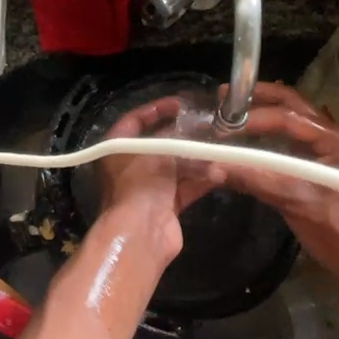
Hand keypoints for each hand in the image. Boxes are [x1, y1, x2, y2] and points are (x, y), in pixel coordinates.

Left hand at [93, 96, 214, 255]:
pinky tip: (222, 170)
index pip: (135, 120)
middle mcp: (130, 166)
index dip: (156, 109)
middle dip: (185, 136)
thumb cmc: (140, 185)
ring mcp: (148, 187)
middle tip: (210, 125)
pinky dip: (202, 178)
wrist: (140, 234)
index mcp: (117, 148)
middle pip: (160, 143)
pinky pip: (186, 186)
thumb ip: (176, 138)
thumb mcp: (157, 153)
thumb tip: (194, 129)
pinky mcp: (166, 205)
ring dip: (198, 158)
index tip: (181, 104)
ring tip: (221, 148)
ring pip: (176, 166)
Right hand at [206, 83, 338, 282]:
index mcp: (336, 139)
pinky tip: (242, 134)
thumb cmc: (336, 229)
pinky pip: (286, 136)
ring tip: (228, 111)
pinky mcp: (313, 160)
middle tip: (223, 99)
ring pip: (288, 116)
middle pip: (291, 103)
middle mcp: (332, 134)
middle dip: (256, 99)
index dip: (253, 119)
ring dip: (259, 111)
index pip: (289, 117)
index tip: (222, 127)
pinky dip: (263, 131)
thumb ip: (256, 180)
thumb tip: (213, 166)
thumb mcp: (295, 202)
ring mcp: (323, 146)